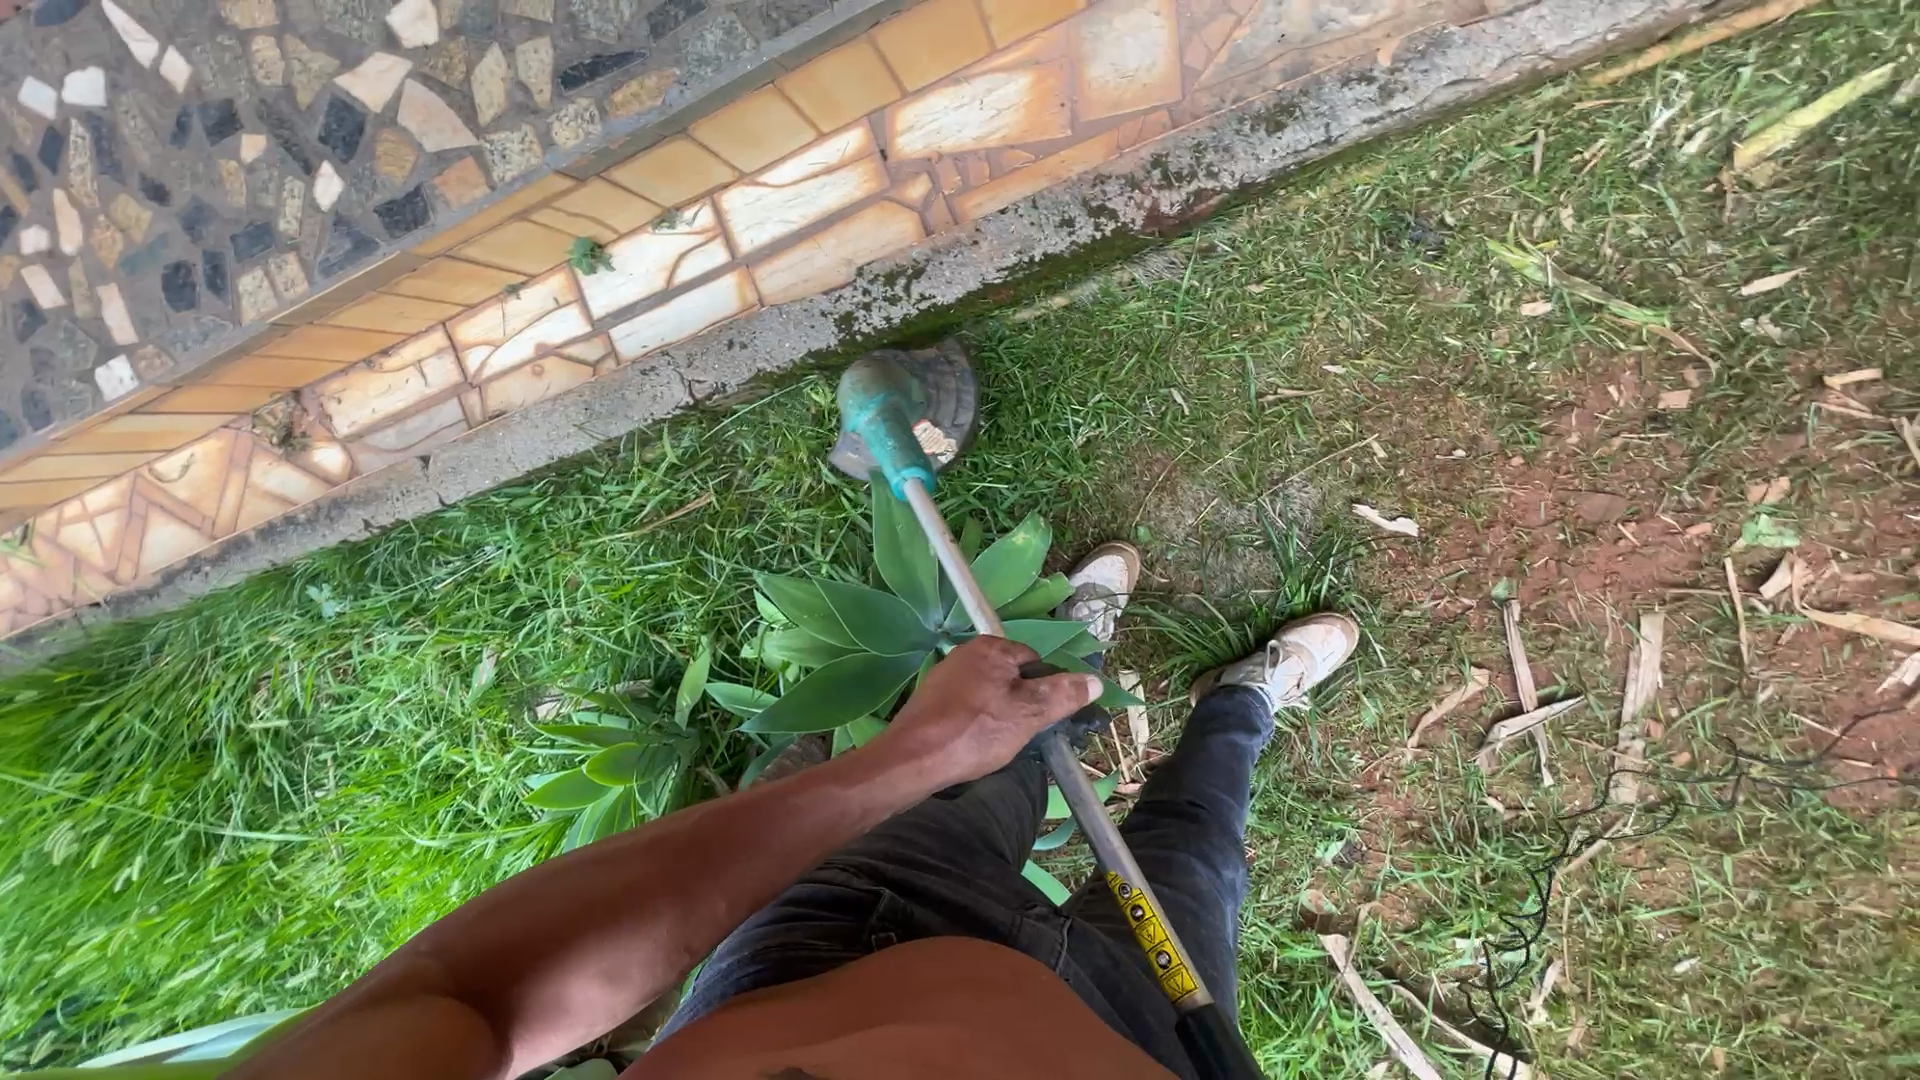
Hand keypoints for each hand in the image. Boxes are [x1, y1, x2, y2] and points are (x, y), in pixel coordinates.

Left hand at [873, 636, 1102, 786]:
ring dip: (998, 715)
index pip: (1035, 661)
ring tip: (996, 742)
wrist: (915, 758)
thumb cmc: (976, 731)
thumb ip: (1062, 695)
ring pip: (989, 694)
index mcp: (991, 647)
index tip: (1041, 719)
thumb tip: (1095, 680)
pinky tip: (973, 743)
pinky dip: (976, 722)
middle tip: (1020, 734)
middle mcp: (966, 653)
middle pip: (1011, 677)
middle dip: (1020, 705)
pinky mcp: (931, 699)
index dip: (1044, 691)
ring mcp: (945, 676)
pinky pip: (967, 706)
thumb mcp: (1029, 714)